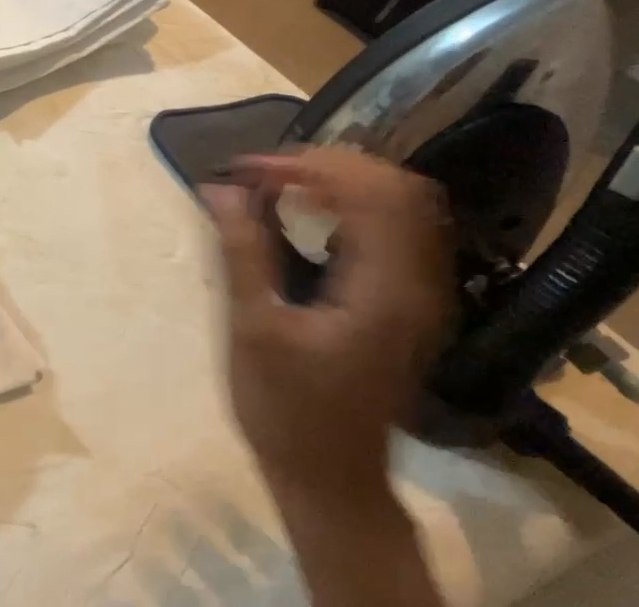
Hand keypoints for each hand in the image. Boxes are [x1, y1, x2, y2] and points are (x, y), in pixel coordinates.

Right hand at [203, 149, 453, 498]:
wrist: (330, 473)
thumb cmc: (284, 405)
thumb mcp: (253, 327)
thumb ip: (242, 251)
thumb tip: (220, 187)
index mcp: (385, 289)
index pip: (370, 193)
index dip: (306, 165)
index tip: (244, 169)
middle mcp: (418, 283)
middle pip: (397, 189)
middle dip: (325, 164)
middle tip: (260, 172)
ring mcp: (418, 293)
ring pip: (401, 205)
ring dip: (340, 180)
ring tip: (277, 183)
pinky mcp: (404, 302)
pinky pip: (393, 230)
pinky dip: (350, 205)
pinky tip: (304, 213)